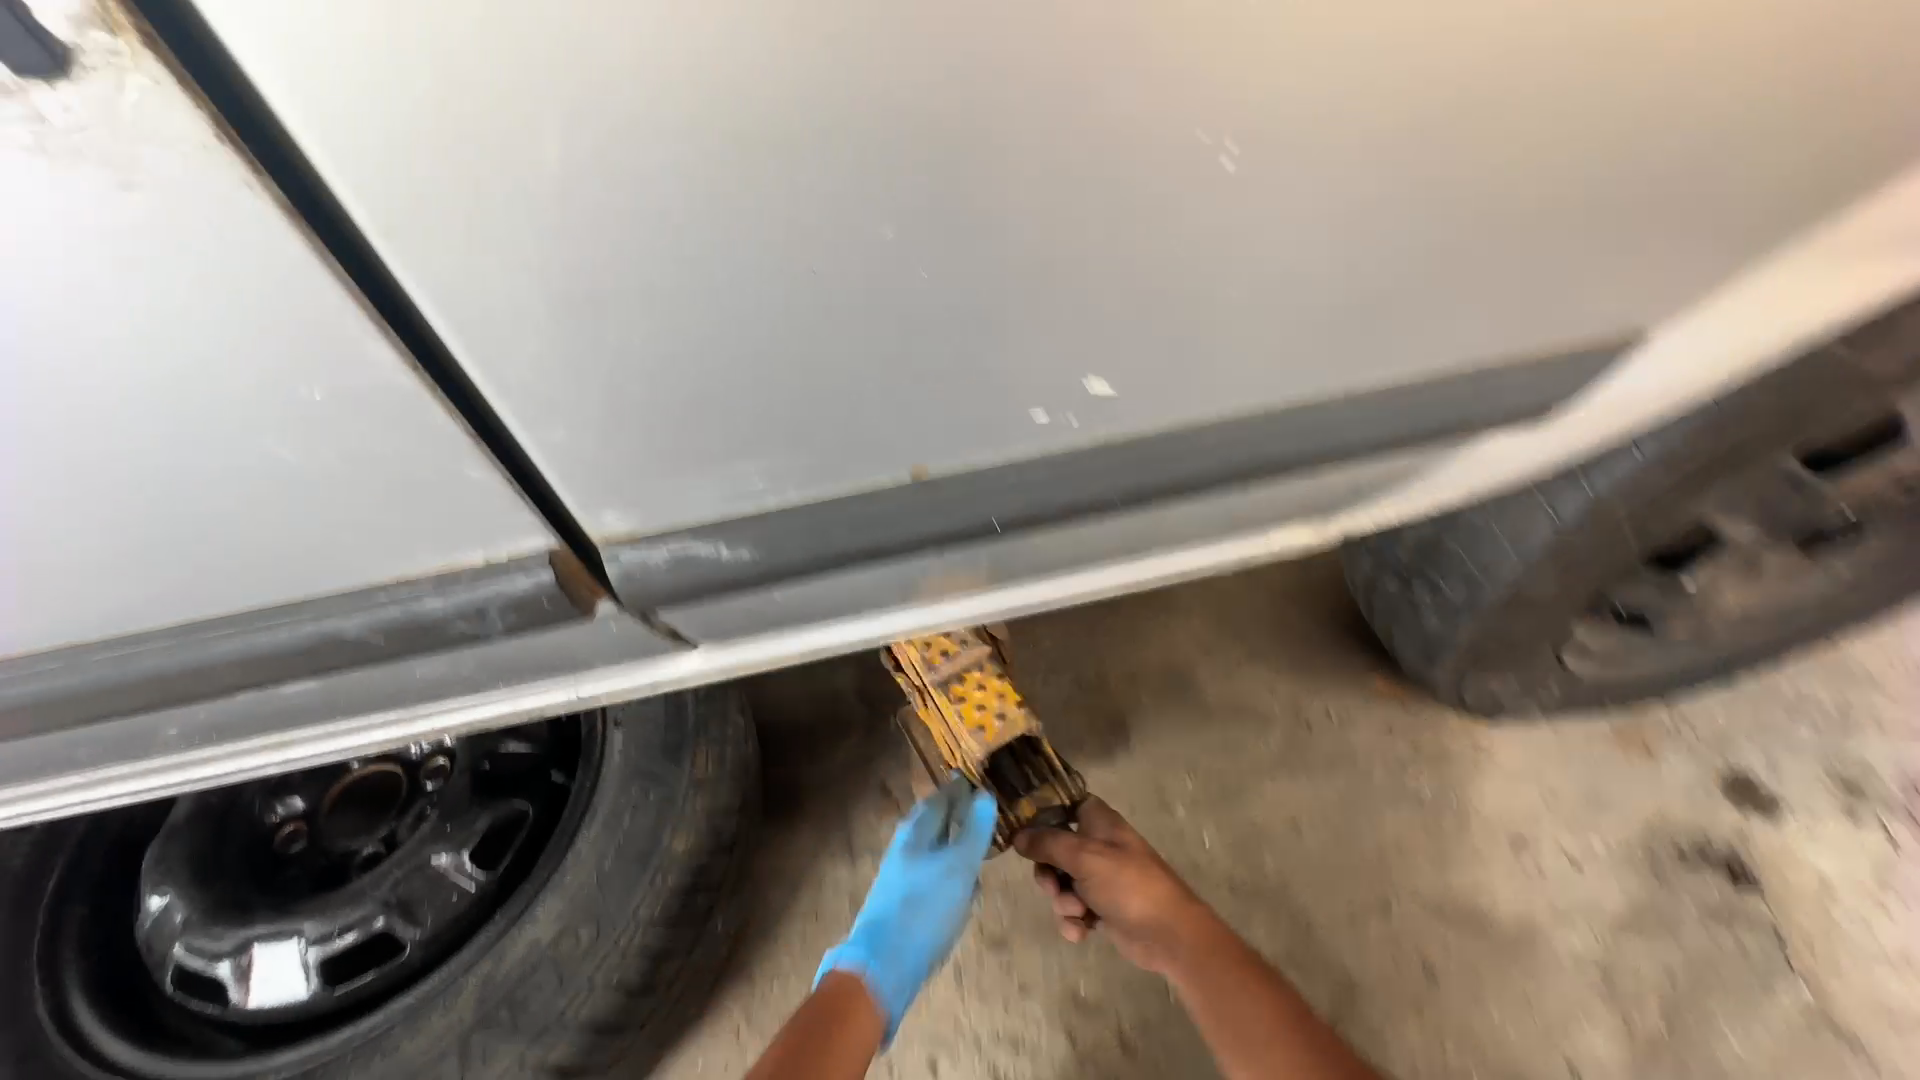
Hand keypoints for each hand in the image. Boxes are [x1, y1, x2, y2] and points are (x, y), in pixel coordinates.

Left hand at [816, 779, 997, 1040]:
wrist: (884, 964)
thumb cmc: (925, 907)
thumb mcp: (959, 866)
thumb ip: (974, 830)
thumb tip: (984, 794)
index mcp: (916, 831)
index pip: (941, 798)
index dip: (961, 790)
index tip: (982, 782)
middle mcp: (907, 847)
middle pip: (935, 823)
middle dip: (957, 815)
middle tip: (983, 811)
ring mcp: (904, 876)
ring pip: (935, 852)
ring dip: (954, 846)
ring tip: (977, 846)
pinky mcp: (907, 904)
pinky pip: (935, 880)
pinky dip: (951, 876)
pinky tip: (964, 890)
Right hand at [1013, 796, 1219, 975]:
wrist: (1169, 934)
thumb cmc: (1128, 884)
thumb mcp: (1084, 857)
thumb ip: (1047, 843)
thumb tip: (1018, 836)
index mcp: (1098, 822)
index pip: (1063, 805)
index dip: (1042, 816)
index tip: (1023, 833)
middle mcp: (1097, 845)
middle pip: (1053, 850)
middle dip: (1049, 874)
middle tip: (1053, 886)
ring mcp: (1100, 878)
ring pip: (1061, 883)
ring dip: (1063, 901)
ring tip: (1079, 911)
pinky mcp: (1101, 907)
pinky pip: (1073, 909)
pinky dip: (1074, 921)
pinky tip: (1084, 931)